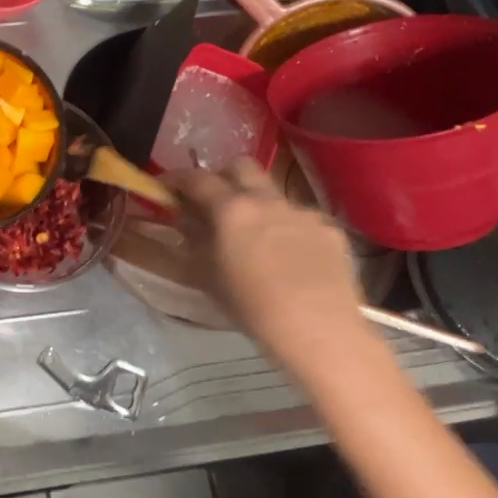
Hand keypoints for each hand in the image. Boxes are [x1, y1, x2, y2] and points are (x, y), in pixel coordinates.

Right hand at [174, 161, 367, 370]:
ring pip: (274, 194)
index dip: (177, 178)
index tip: (167, 186)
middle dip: (223, 176)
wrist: (319, 330)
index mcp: (232, 209)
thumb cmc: (253, 308)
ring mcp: (303, 212)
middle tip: (215, 200)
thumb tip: (186, 220)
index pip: (198, 179)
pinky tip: (292, 259)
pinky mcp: (330, 230)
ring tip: (257, 238)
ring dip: (259, 205)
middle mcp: (268, 200)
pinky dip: (289, 229)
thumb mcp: (209, 277)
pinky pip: (302, 219)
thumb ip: (195, 240)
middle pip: (242, 166)